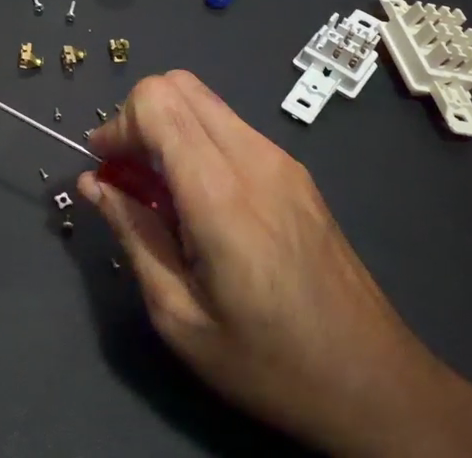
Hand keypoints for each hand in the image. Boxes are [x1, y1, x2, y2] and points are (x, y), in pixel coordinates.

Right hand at [80, 71, 471, 457]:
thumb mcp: (180, 315)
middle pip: (178, 85)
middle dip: (137, 118)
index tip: (104, 169)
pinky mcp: (297, 174)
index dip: (117, 124)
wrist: (375, 385)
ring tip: (157, 193)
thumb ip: (133, 235)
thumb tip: (95, 183)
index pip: (157, 103)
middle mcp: (255, 160)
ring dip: (167, 128)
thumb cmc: (269, 363)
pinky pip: (231, 128)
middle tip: (125, 175)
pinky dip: (196, 142)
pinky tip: (196, 202)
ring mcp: (283, 162)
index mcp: (222, 194)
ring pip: (205, 101)